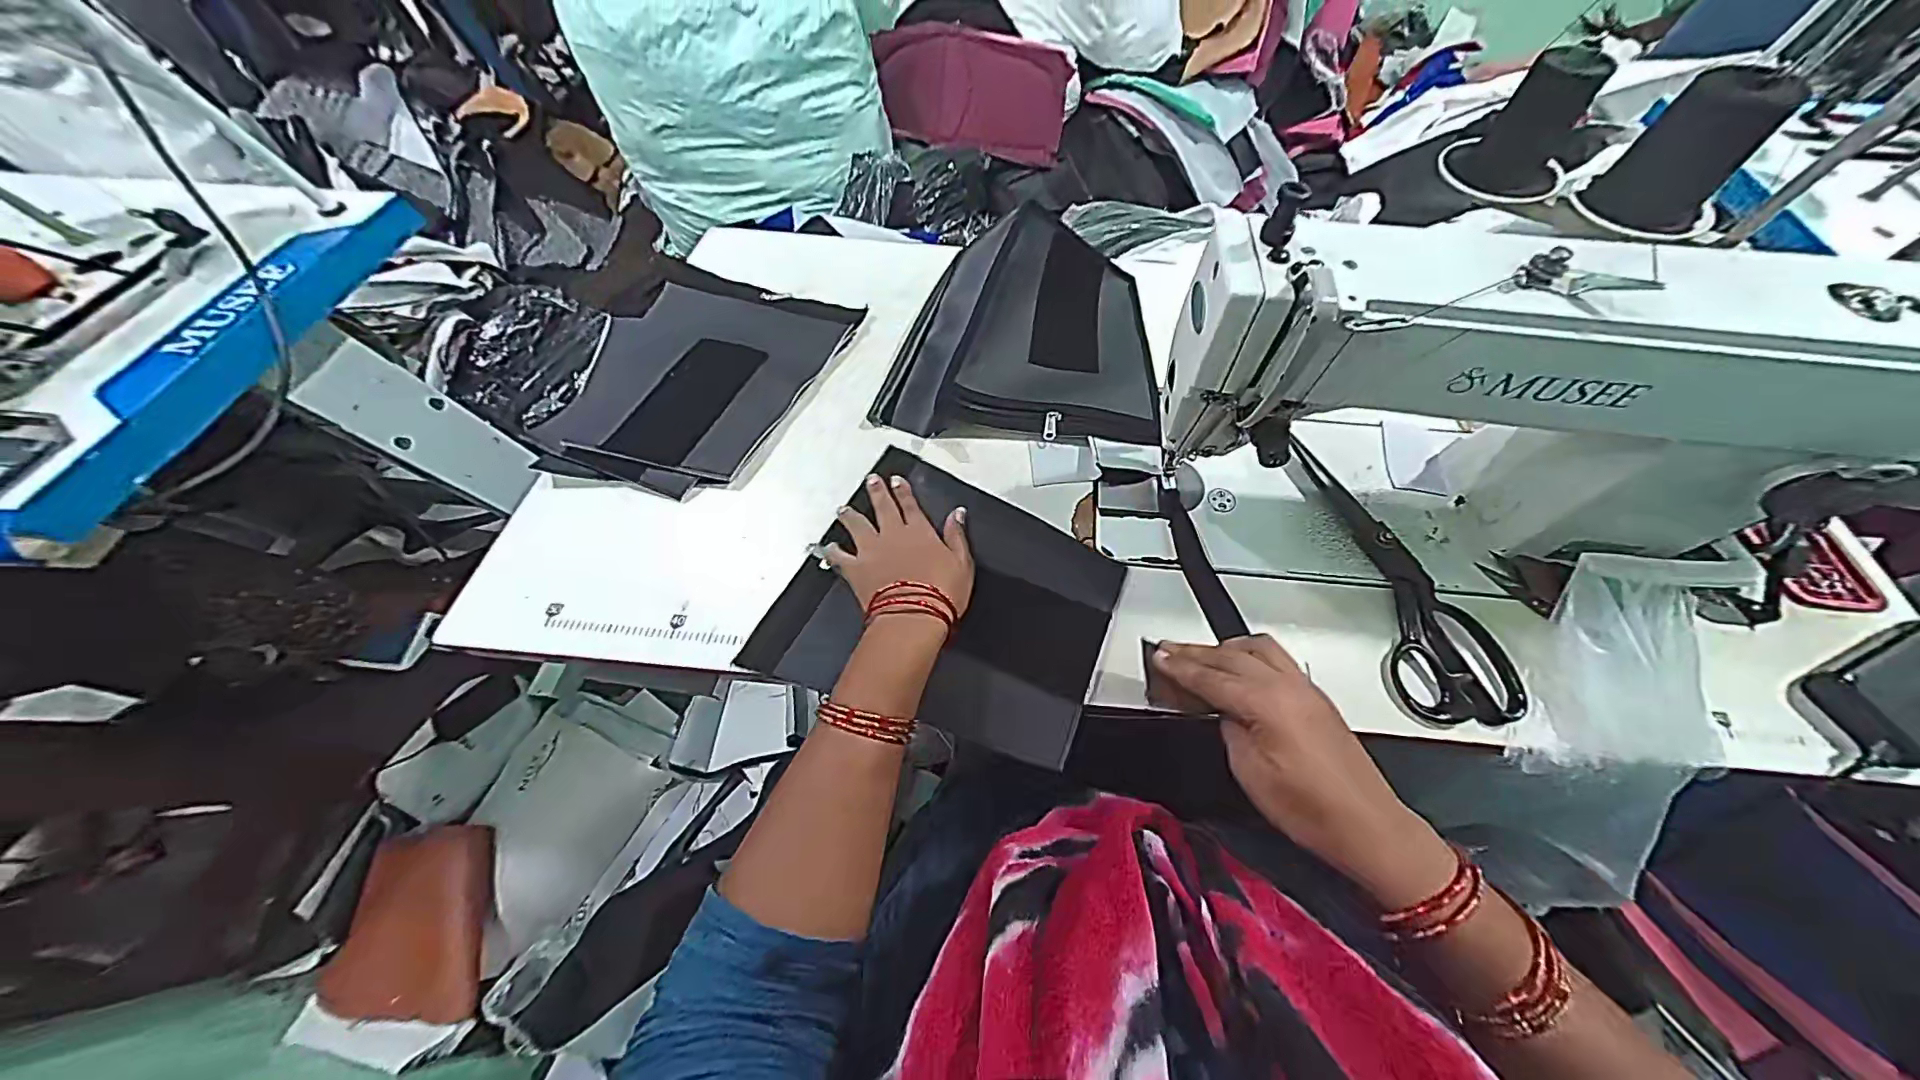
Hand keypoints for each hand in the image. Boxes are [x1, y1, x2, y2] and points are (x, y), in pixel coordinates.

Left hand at [825, 474, 973, 618]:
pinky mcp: (855, 568)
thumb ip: (956, 536)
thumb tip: (957, 514)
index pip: (910, 504)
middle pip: (882, 506)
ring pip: (856, 524)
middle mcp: (893, 535)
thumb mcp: (962, 563)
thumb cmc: (942, 594)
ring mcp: (871, 550)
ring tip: (844, 509)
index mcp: (920, 532)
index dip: (902, 491)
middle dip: (876, 491)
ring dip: (850, 515)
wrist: (914, 615)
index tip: (896, 481)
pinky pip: (839, 555)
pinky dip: (832, 550)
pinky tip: (828, 546)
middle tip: (871, 480)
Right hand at [1150, 636, 1455, 908]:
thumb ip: (1227, 728)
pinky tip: (1240, 665)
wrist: (1366, 826)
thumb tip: (1219, 711)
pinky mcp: (1316, 698)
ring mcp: (1306, 689)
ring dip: (1224, 647)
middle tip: (1168, 650)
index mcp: (1267, 702)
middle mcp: (1289, 686)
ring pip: (1258, 647)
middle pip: (1231, 654)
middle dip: (1194, 651)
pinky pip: (1277, 658)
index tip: (1158, 658)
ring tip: (1200, 653)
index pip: (1211, 676)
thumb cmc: (1313, 809)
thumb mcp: (1248, 771)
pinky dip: (1249, 654)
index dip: (1179, 667)